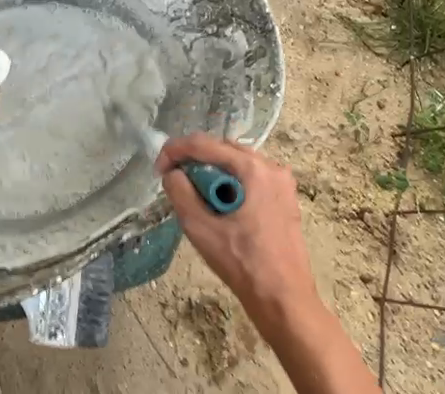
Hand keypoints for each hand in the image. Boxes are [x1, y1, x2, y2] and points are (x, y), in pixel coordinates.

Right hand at [157, 133, 316, 314]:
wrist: (284, 300)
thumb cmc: (242, 263)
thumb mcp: (199, 227)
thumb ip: (180, 192)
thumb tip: (173, 173)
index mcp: (252, 169)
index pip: (203, 144)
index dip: (174, 152)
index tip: (159, 171)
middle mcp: (271, 167)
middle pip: (221, 149)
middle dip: (194, 161)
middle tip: (176, 182)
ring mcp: (282, 182)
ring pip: (236, 162)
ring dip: (212, 173)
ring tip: (197, 197)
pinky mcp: (285, 198)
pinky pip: (250, 177)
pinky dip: (231, 184)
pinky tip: (221, 206)